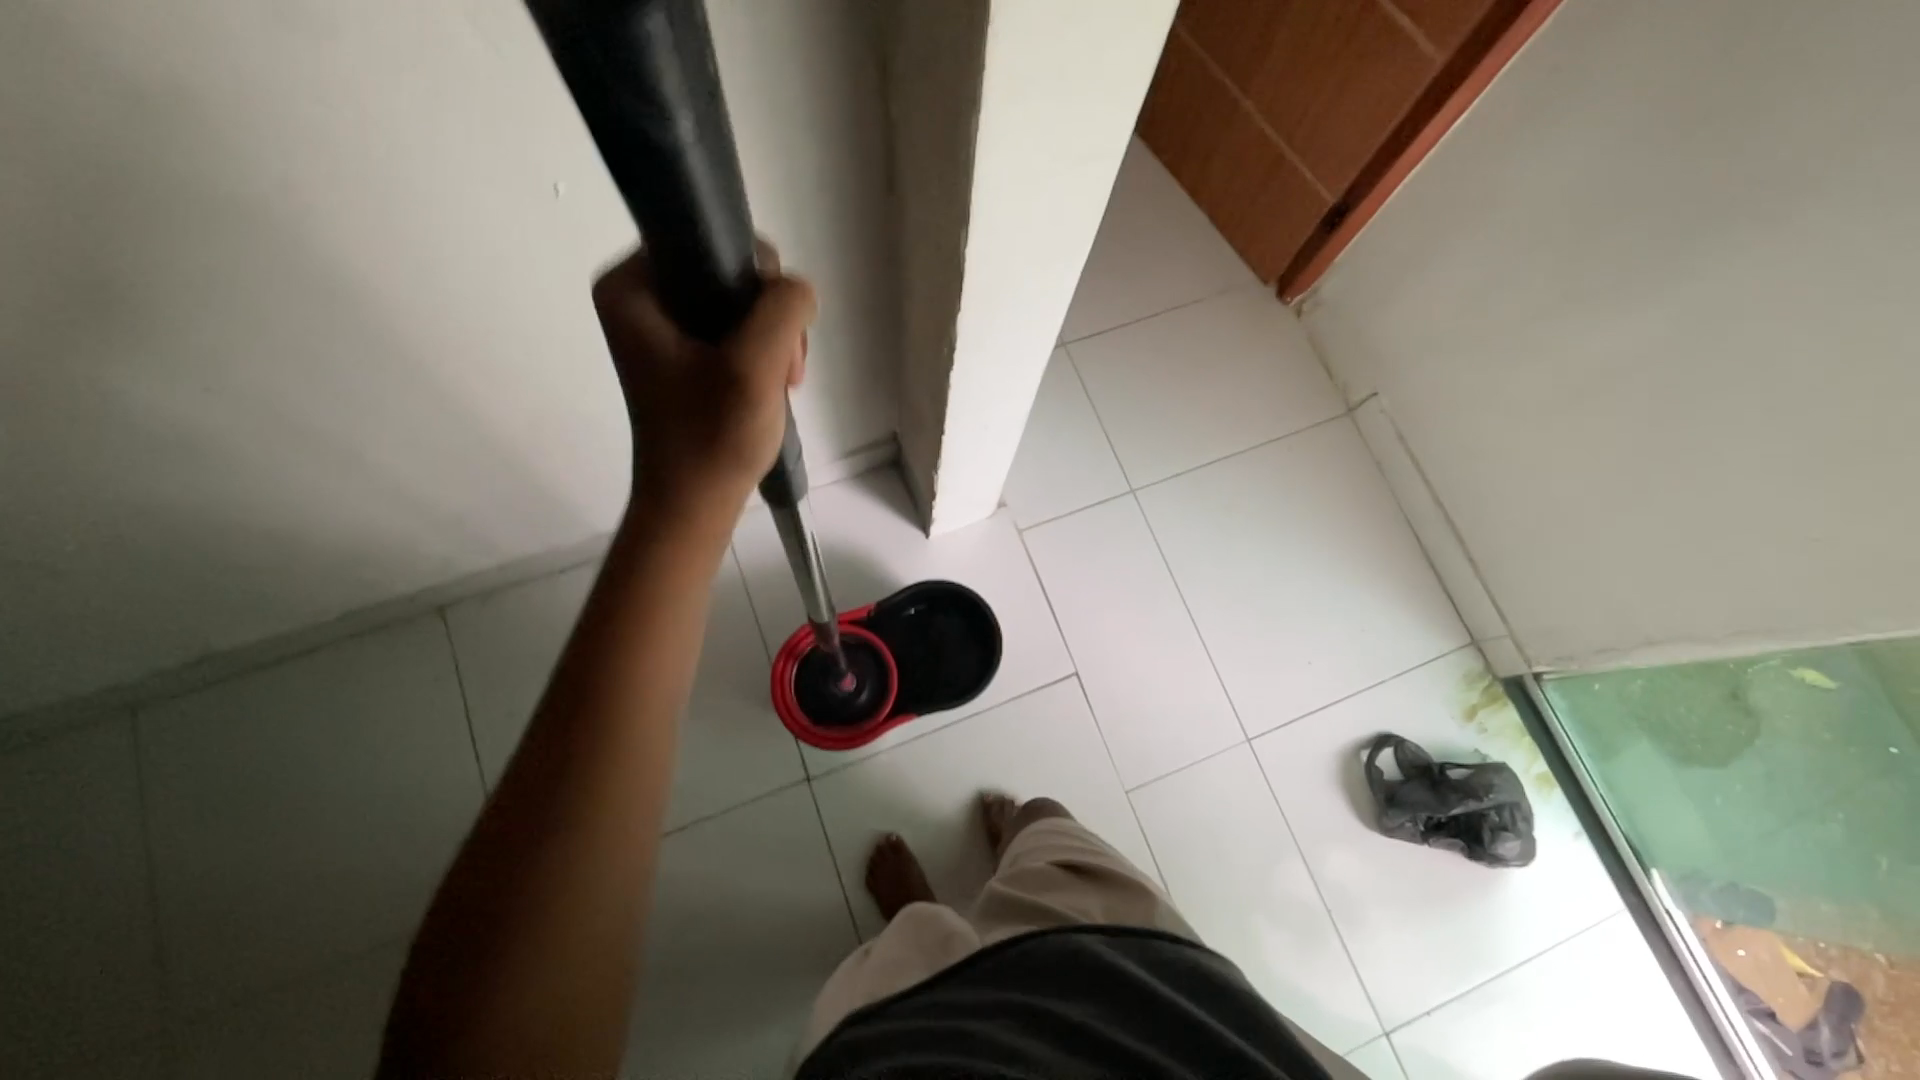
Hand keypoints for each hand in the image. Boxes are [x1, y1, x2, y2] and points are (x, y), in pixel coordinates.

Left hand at [592, 245, 815, 526]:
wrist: (695, 505)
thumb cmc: (712, 438)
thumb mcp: (756, 364)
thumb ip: (783, 307)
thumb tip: (797, 289)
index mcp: (631, 286)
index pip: (708, 236)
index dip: (755, 276)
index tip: (771, 332)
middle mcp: (639, 297)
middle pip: (727, 269)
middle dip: (768, 316)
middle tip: (781, 366)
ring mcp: (661, 327)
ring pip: (740, 301)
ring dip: (773, 338)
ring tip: (780, 382)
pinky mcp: (683, 354)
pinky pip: (736, 328)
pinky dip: (763, 353)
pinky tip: (773, 386)